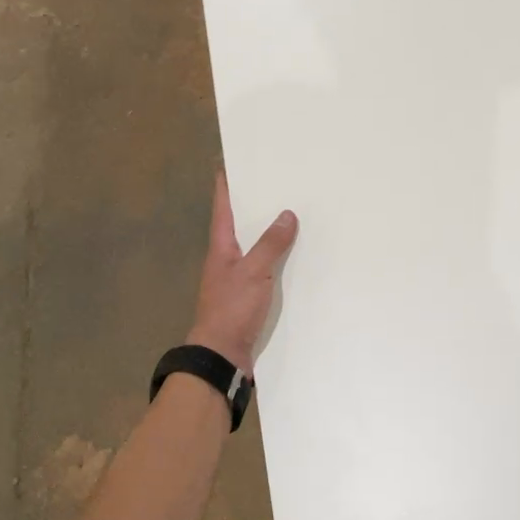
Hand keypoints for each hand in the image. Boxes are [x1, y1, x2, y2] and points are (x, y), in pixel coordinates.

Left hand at [187, 171, 297, 372]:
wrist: (222, 358)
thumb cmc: (230, 310)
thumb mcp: (253, 272)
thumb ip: (270, 244)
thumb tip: (287, 214)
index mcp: (221, 247)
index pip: (222, 206)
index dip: (226, 184)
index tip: (232, 161)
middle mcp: (227, 258)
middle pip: (240, 223)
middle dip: (256, 203)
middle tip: (279, 181)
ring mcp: (238, 279)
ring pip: (256, 246)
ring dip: (270, 231)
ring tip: (295, 211)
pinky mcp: (250, 297)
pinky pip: (267, 268)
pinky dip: (280, 258)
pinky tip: (299, 255)